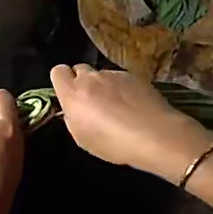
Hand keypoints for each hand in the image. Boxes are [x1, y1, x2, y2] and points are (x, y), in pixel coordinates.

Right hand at [48, 65, 212, 182]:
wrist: (154, 135)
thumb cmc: (113, 143)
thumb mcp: (82, 138)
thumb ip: (72, 117)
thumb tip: (72, 109)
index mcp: (72, 93)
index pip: (57, 71)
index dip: (62, 81)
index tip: (69, 95)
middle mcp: (91, 78)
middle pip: (80, 69)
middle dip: (83, 82)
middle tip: (92, 102)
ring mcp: (114, 74)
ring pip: (102, 75)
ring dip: (104, 86)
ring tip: (118, 107)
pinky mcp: (135, 75)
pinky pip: (121, 78)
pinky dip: (123, 88)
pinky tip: (133, 105)